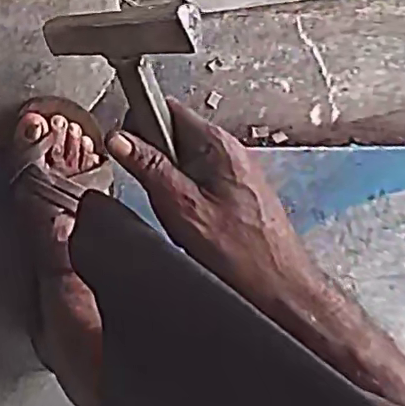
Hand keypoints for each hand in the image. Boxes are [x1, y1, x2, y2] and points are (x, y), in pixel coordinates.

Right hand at [106, 99, 322, 308]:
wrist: (286, 297)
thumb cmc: (243, 257)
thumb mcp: (182, 207)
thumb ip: (148, 167)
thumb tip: (118, 138)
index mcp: (217, 143)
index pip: (164, 107)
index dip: (138, 124)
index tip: (127, 150)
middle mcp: (228, 149)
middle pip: (171, 132)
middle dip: (152, 158)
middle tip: (155, 192)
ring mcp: (234, 169)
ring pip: (181, 158)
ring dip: (167, 180)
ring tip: (176, 212)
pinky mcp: (236, 190)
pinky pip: (196, 178)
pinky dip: (184, 195)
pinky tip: (190, 222)